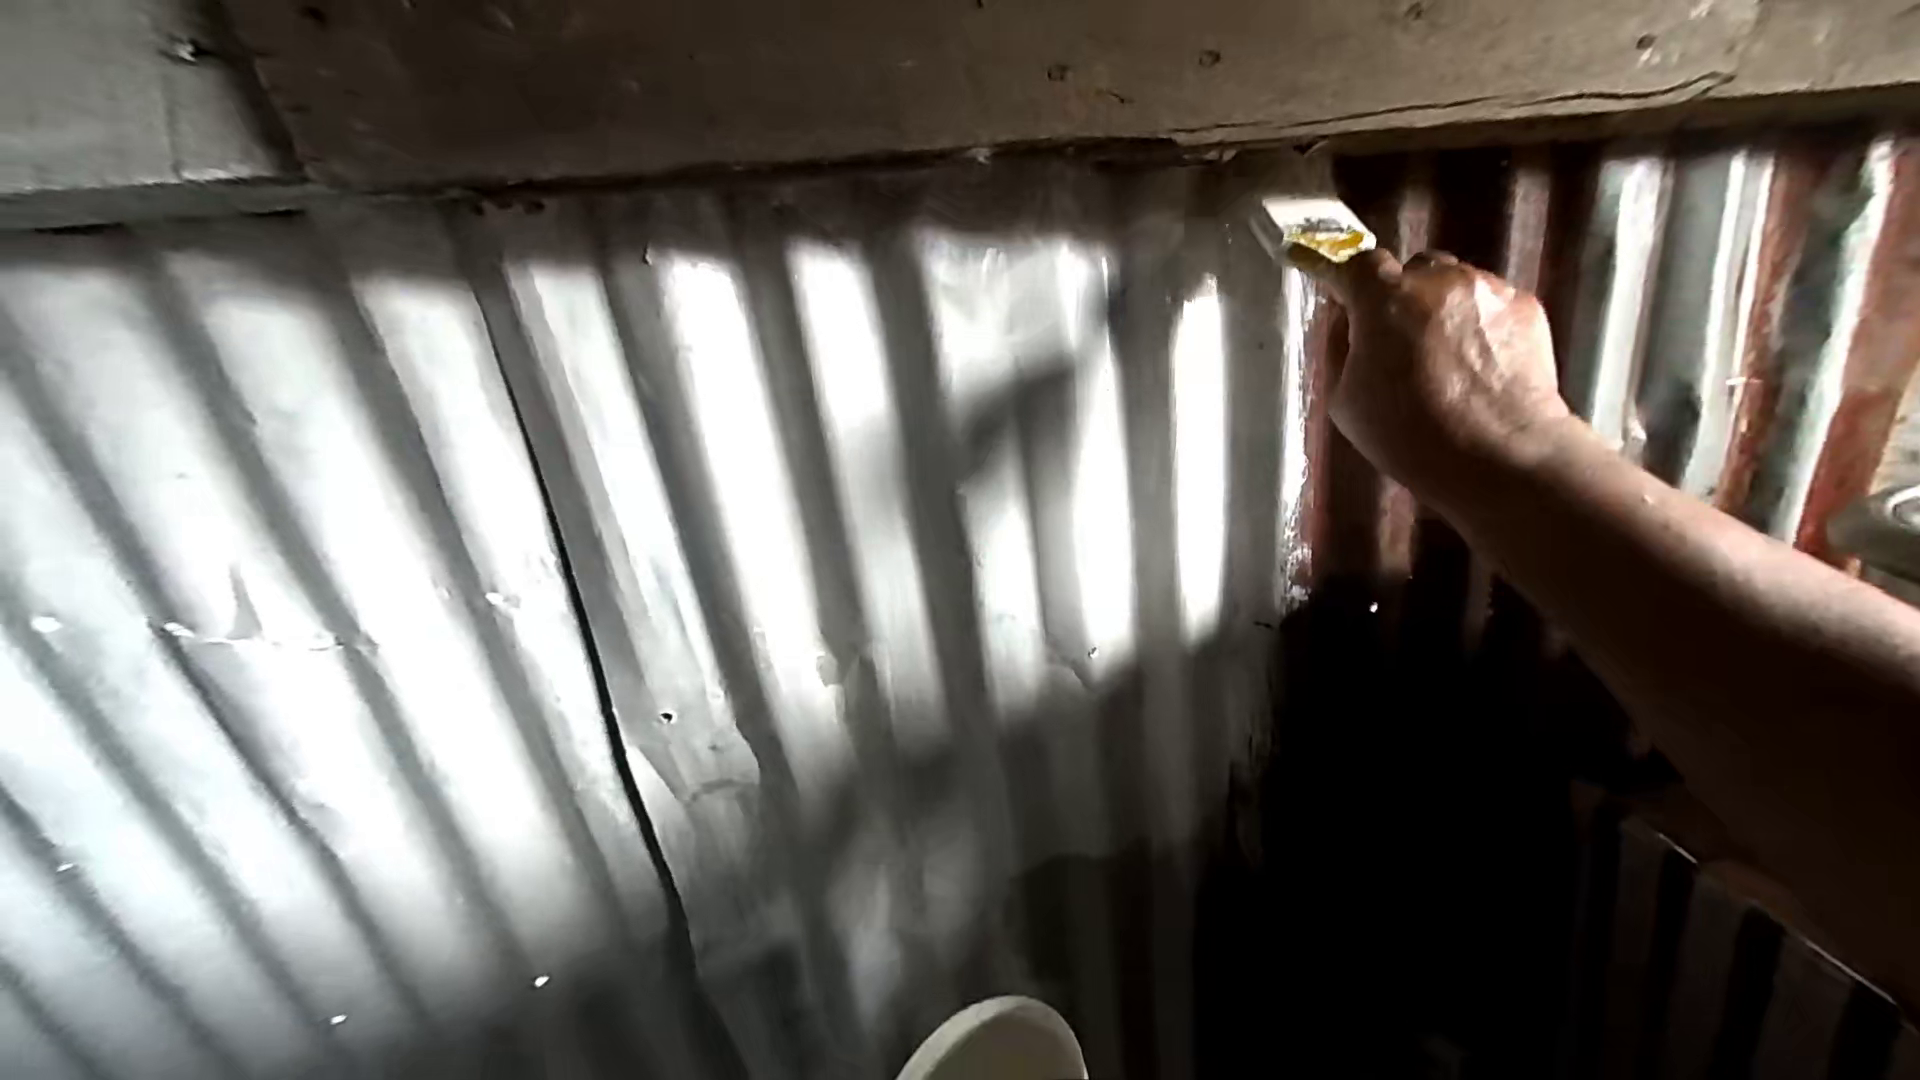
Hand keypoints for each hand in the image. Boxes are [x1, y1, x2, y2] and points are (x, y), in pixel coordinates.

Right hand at [1289, 246, 1572, 502]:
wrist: (1497, 454)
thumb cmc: (1404, 432)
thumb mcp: (1345, 397)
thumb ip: (1343, 350)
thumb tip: (1349, 325)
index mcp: (1386, 302)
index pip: (1356, 263)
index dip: (1343, 275)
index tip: (1334, 286)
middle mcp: (1440, 281)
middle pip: (1410, 267)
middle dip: (1396, 293)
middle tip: (1390, 334)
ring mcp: (1489, 290)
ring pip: (1451, 282)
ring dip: (1435, 306)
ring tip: (1436, 354)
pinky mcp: (1526, 307)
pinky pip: (1485, 301)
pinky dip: (1471, 322)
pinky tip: (1469, 363)